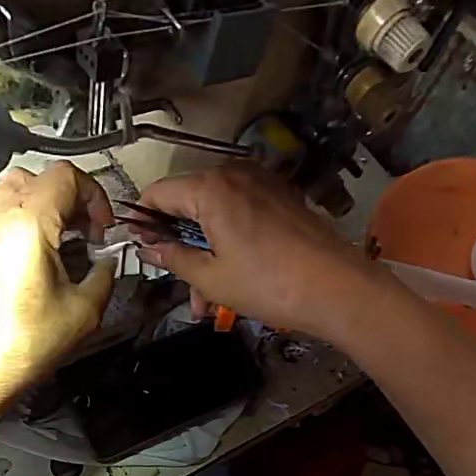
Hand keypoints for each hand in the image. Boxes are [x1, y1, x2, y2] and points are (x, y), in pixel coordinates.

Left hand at [0, 162, 115, 406]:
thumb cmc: (26, 342)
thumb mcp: (86, 308)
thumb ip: (105, 272)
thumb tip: (108, 259)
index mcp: (28, 227)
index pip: (65, 177)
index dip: (93, 195)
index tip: (100, 224)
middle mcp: (0, 221)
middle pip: (41, 176)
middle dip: (71, 197)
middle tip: (86, 229)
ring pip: (15, 185)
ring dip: (45, 199)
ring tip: (62, 233)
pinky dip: (21, 212)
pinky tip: (38, 243)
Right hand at [137, 164, 382, 337]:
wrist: (337, 288)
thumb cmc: (270, 284)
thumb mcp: (211, 277)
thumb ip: (173, 258)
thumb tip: (150, 248)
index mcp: (210, 188)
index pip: (158, 192)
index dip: (142, 218)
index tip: (137, 242)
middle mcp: (236, 175)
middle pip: (189, 203)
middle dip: (180, 245)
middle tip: (179, 283)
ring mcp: (262, 185)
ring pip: (216, 215)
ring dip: (206, 252)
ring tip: (208, 299)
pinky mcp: (282, 199)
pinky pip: (242, 216)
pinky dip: (230, 243)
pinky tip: (233, 280)